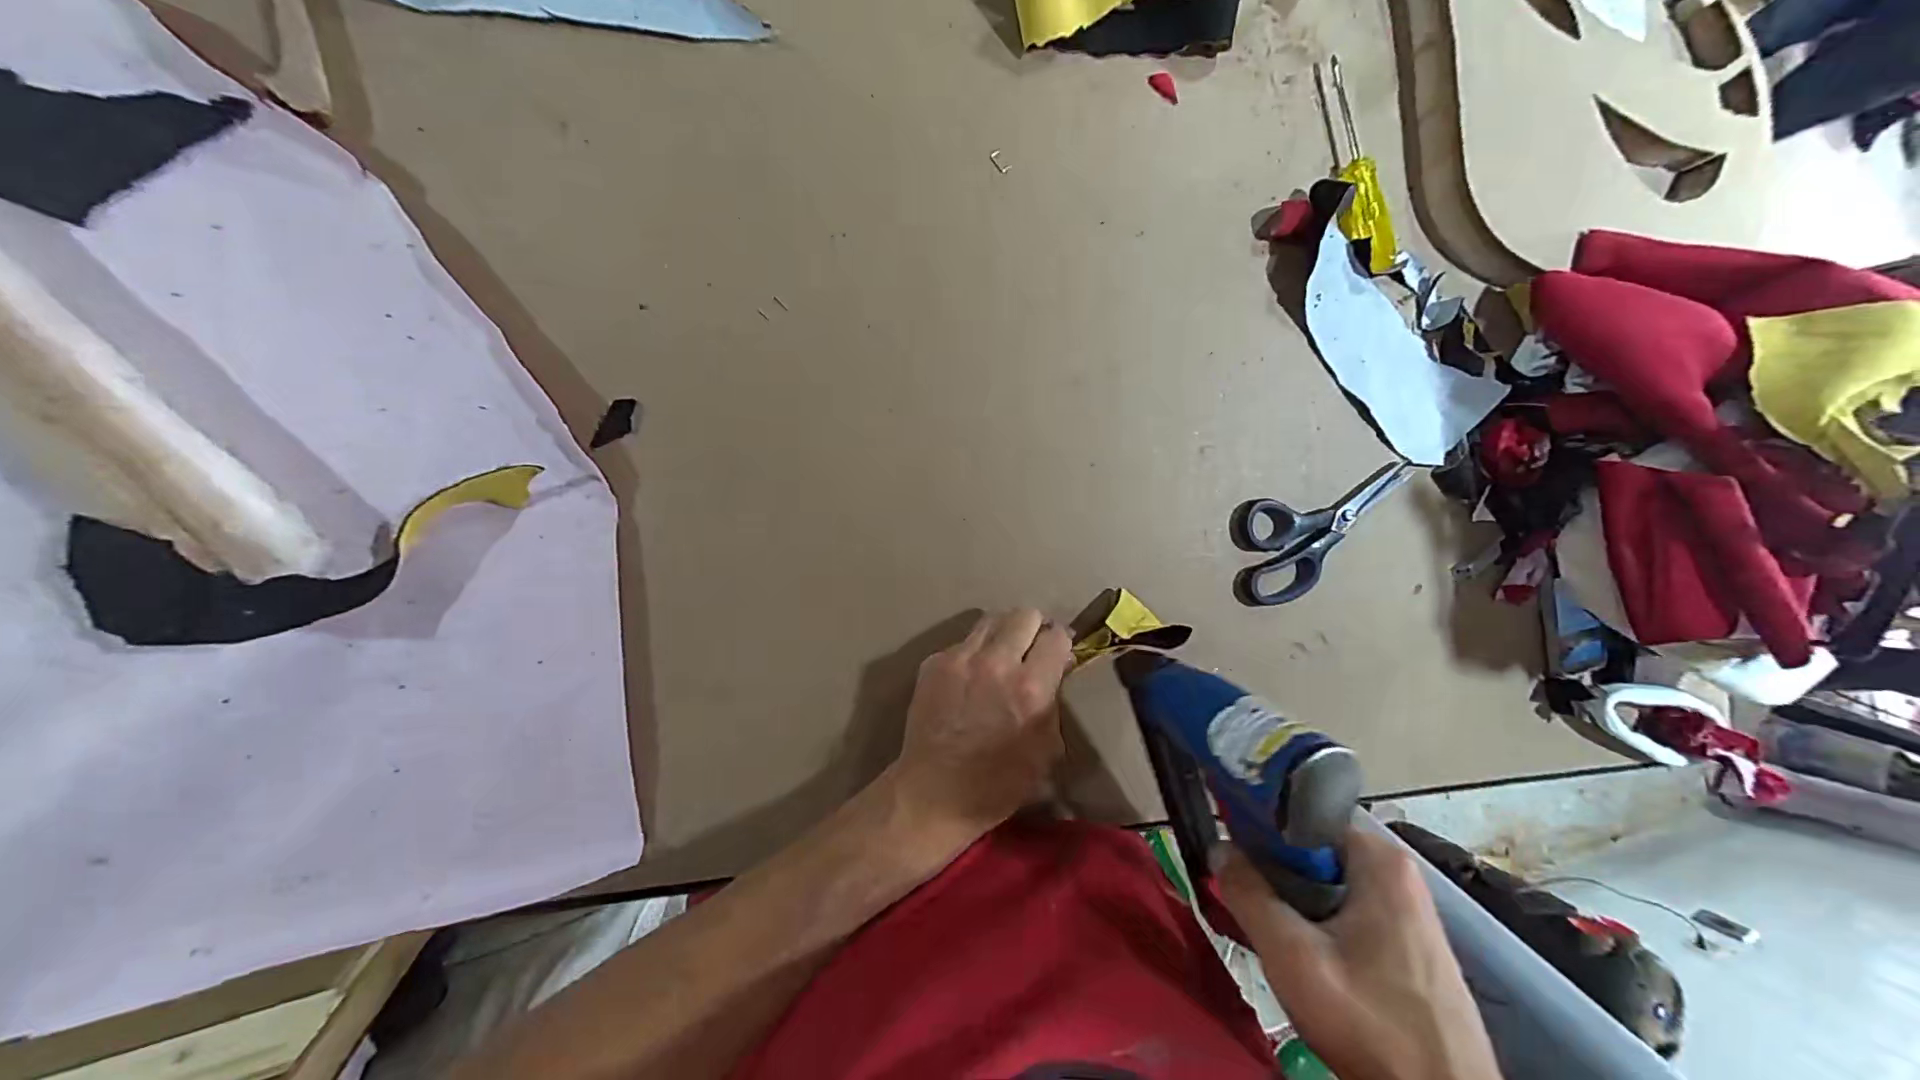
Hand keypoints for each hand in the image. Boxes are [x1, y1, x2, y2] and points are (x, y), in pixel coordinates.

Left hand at [885, 609, 1073, 843]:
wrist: (934, 792)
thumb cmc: (999, 783)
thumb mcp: (1046, 749)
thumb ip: (1054, 701)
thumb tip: (1057, 668)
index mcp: (1030, 687)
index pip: (1056, 636)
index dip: (1061, 644)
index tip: (1058, 655)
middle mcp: (996, 663)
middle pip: (1025, 614)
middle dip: (1034, 629)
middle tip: (1031, 649)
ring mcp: (960, 659)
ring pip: (991, 619)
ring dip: (1003, 633)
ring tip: (1002, 654)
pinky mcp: (934, 663)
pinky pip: (963, 641)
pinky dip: (974, 652)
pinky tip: (971, 677)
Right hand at [1218, 828, 1502, 1079]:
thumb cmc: (1370, 1021)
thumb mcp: (1294, 957)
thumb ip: (1249, 895)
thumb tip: (1218, 847)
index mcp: (1379, 859)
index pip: (1300, 815)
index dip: (1256, 829)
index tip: (1226, 851)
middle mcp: (1395, 872)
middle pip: (1309, 850)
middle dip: (1270, 872)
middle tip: (1240, 898)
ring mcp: (1403, 908)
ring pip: (1322, 883)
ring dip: (1288, 901)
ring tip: (1263, 929)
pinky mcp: (1404, 941)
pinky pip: (1341, 910)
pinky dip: (1312, 922)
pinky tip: (1296, 953)